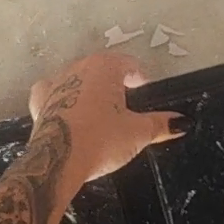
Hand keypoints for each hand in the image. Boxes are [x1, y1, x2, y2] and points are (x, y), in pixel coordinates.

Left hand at [28, 52, 179, 184]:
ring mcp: (55, 82)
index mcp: (106, 67)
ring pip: (77, 78)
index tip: (144, 88)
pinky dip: (61, 96)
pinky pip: (53, 91)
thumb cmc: (102, 140)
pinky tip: (68, 108)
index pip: (128, 63)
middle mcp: (79, 67)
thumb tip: (184, 122)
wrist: (58, 160)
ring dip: (89, 88)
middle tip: (127, 100)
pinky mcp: (39, 101)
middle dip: (114, 81)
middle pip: (102, 68)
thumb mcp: (138, 133)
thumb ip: (162, 124)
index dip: (139, 76)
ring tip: (100, 109)